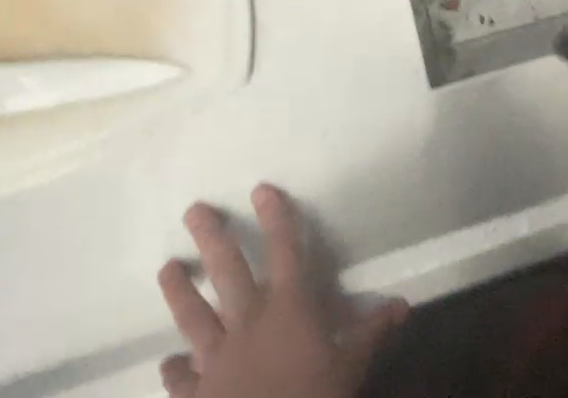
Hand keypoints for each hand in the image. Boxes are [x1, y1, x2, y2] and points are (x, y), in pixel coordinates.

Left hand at [157, 184, 406, 397]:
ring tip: (166, 268)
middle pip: (228, 272)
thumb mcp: (350, 367)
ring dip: (179, 292)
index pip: (285, 252)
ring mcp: (215, 357)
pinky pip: (181, 377)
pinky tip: (169, 362)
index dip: (276, 219)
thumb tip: (401, 303)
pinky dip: (175, 368)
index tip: (262, 189)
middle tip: (193, 210)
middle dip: (212, 239)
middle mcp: (247, 322)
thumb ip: (371, 332)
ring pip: (194, 316)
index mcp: (287, 309)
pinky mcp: (196, 392)